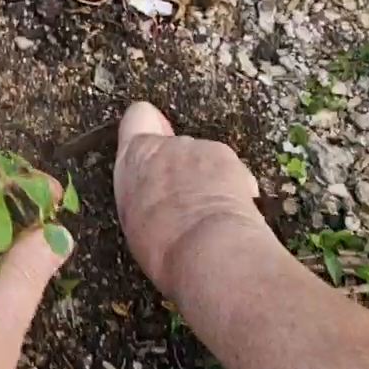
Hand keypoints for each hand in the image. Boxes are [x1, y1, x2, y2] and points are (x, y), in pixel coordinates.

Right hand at [113, 101, 264, 294]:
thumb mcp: (138, 223)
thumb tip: (155, 202)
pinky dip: (235, 187)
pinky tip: (235, 214)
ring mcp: (195, 147)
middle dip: (183, 165)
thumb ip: (143, 195)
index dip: (149, 126)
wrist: (206, 251)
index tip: (156, 148)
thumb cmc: (165, 249)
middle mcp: (162, 146)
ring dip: (209, 179)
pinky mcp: (224, 155)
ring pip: (204, 158)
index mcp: (133, 160)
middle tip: (189, 200)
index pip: (138, 117)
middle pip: (175, 144)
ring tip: (214, 216)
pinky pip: (231, 168)